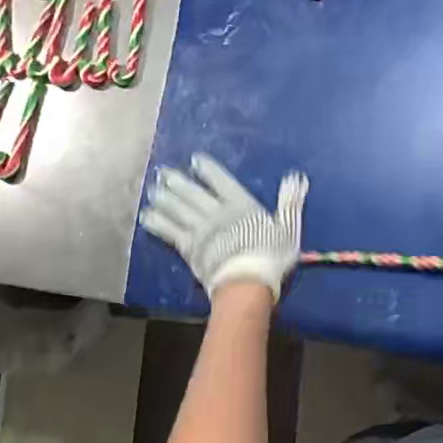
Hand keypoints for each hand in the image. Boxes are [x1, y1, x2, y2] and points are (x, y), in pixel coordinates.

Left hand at [140, 153, 307, 299]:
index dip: (208, 170)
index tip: (195, 160)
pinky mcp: (189, 248)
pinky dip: (157, 223)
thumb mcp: (288, 227)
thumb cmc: (271, 256)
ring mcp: (200, 230)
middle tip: (163, 172)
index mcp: (241, 205)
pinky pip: (170, 232)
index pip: (222, 181)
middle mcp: (216, 212)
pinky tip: (146, 217)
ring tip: (152, 190)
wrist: (248, 281)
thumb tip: (296, 177)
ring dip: (164, 198)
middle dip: (178, 182)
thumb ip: (289, 202)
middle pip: (193, 193)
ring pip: (178, 209)